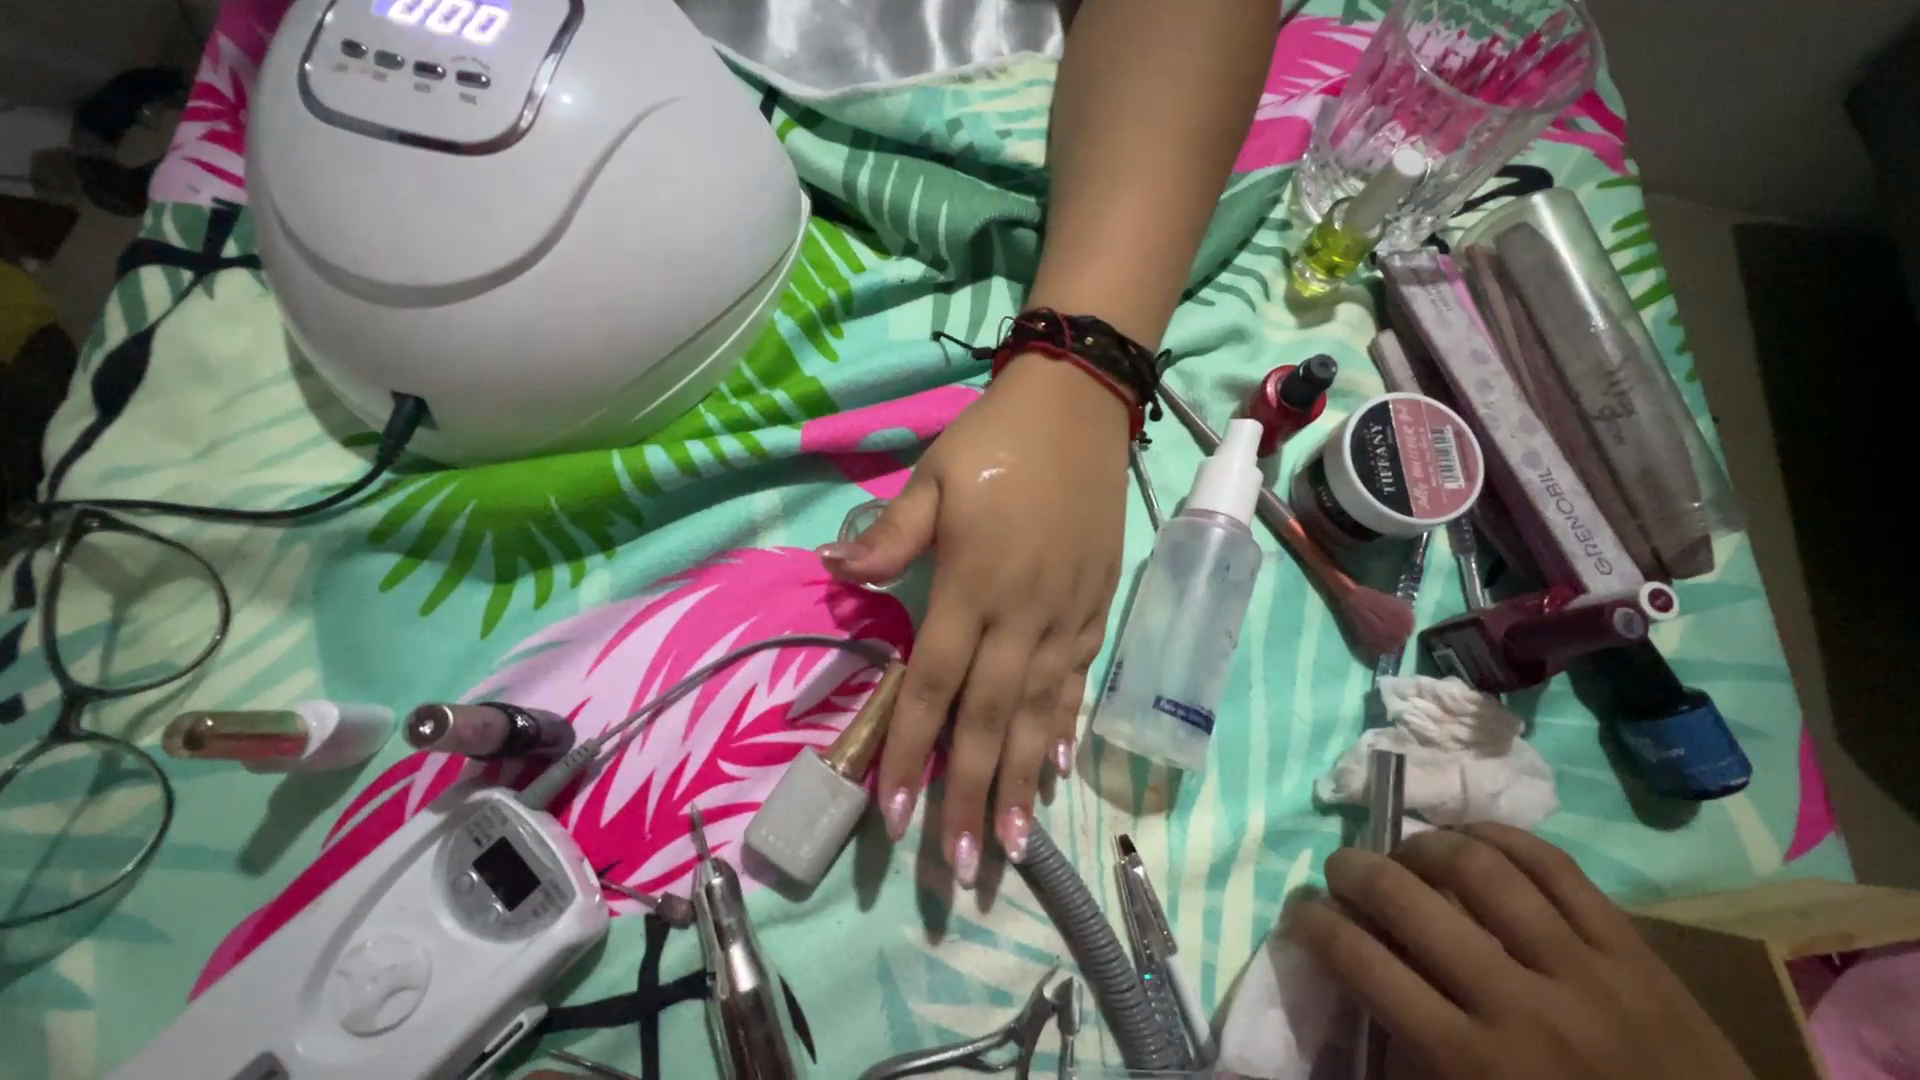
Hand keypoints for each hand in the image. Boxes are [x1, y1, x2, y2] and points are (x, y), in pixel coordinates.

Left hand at [821, 354, 1129, 886]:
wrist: (1079, 410)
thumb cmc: (997, 443)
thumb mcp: (934, 476)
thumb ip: (890, 534)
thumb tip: (836, 572)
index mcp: (972, 583)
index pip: (936, 683)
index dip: (912, 747)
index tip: (894, 810)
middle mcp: (1021, 613)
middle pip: (990, 716)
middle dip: (972, 792)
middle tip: (961, 863)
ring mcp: (1066, 614)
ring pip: (1039, 711)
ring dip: (1024, 780)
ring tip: (1015, 843)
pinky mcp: (1095, 606)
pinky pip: (1077, 677)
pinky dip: (1065, 725)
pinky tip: (1058, 766)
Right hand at [1287, 823, 1754, 1079]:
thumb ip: (1413, 1056)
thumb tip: (1360, 982)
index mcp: (1472, 1063)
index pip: (1362, 964)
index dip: (1314, 924)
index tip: (1301, 911)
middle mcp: (1518, 1005)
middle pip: (1406, 900)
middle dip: (1353, 870)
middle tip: (1342, 868)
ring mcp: (1583, 969)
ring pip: (1478, 869)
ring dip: (1422, 846)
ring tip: (1407, 851)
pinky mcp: (1634, 949)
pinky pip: (1555, 866)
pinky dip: (1500, 837)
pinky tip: (1474, 836)